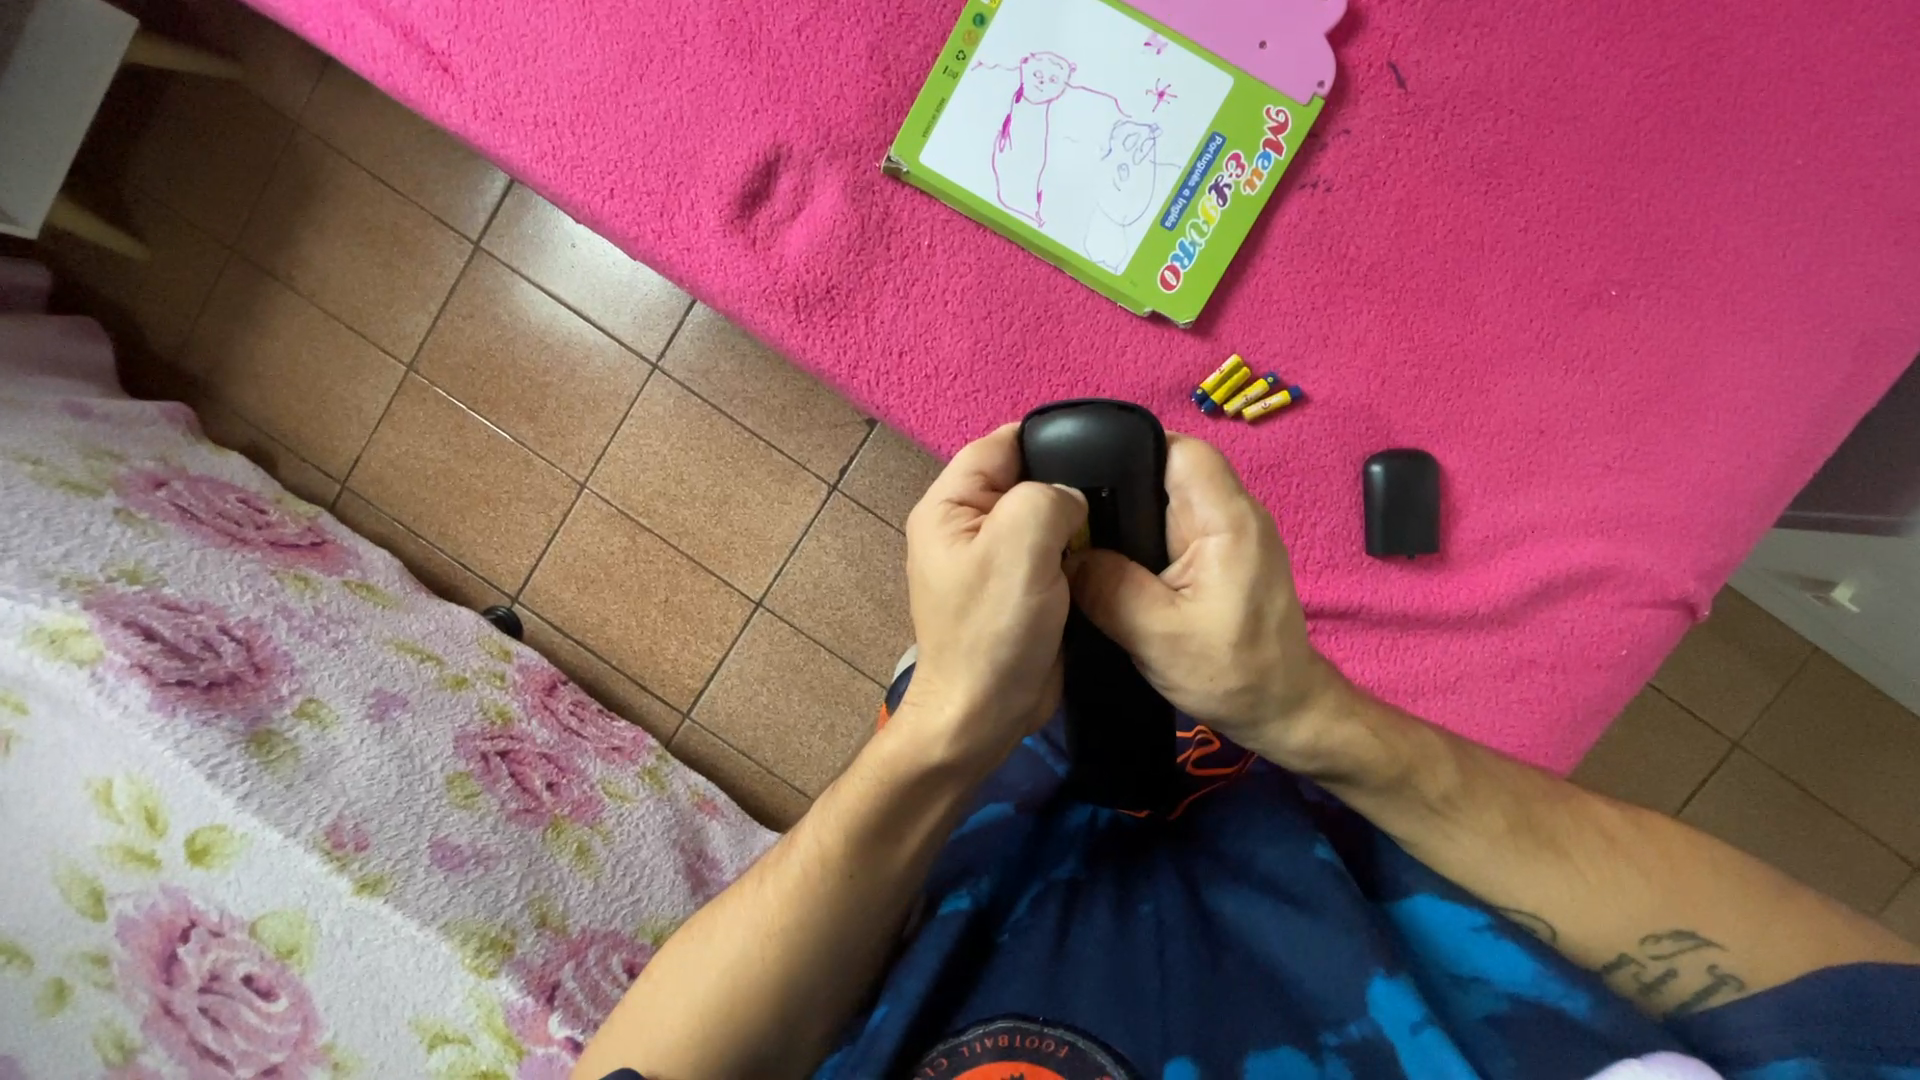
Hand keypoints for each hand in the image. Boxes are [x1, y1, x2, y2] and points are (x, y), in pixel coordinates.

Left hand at [898, 424, 1087, 769]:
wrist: (986, 714)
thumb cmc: (994, 629)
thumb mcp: (1019, 544)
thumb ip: (1049, 497)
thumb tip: (1072, 500)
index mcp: (949, 506)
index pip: (1000, 445)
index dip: (1048, 440)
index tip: (1102, 448)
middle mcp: (966, 526)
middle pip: (1025, 480)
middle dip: (1068, 483)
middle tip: (1118, 491)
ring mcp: (992, 560)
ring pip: (1044, 519)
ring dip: (1077, 523)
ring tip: (1118, 521)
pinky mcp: (1017, 590)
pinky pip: (1052, 554)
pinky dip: (1077, 553)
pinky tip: (1106, 554)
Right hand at [1066, 434, 1342, 760]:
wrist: (1281, 708)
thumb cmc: (1230, 672)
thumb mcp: (1155, 636)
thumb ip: (1106, 588)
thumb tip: (1063, 555)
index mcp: (1225, 519)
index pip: (1180, 449)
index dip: (1129, 448)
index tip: (1081, 471)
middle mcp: (1233, 513)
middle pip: (1170, 468)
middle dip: (1119, 481)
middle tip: (1068, 510)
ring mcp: (1230, 532)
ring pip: (1170, 496)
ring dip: (1129, 511)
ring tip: (1084, 534)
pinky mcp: (1222, 553)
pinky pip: (1175, 522)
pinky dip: (1143, 533)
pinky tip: (1114, 558)